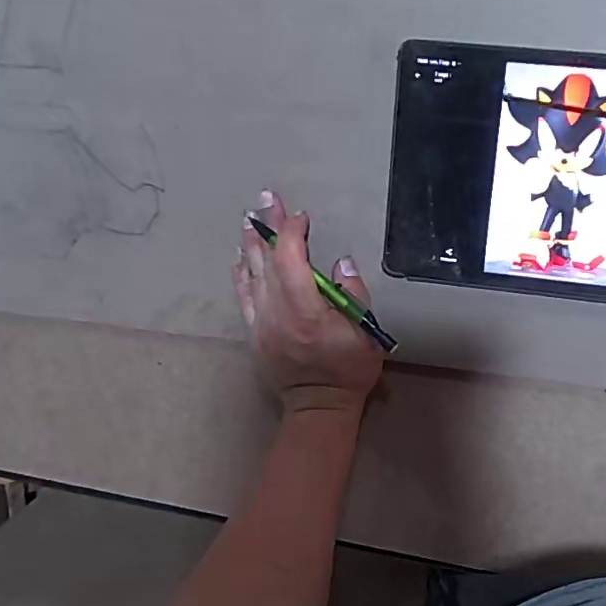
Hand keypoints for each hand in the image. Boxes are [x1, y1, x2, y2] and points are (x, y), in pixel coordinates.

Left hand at [233, 190, 384, 415]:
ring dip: (251, 244)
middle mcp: (277, 313)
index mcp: (305, 312)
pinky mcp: (254, 333)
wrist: (318, 406)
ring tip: (250, 219)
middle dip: (267, 227)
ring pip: (251, 275)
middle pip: (267, 261)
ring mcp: (261, 323)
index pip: (292, 261)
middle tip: (265, 199)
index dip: (293, 234)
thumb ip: (352, 294)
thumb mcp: (364, 333)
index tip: (302, 217)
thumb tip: (340, 263)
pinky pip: (244, 296)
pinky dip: (242, 273)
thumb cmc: (348, 370)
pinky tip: (241, 256)